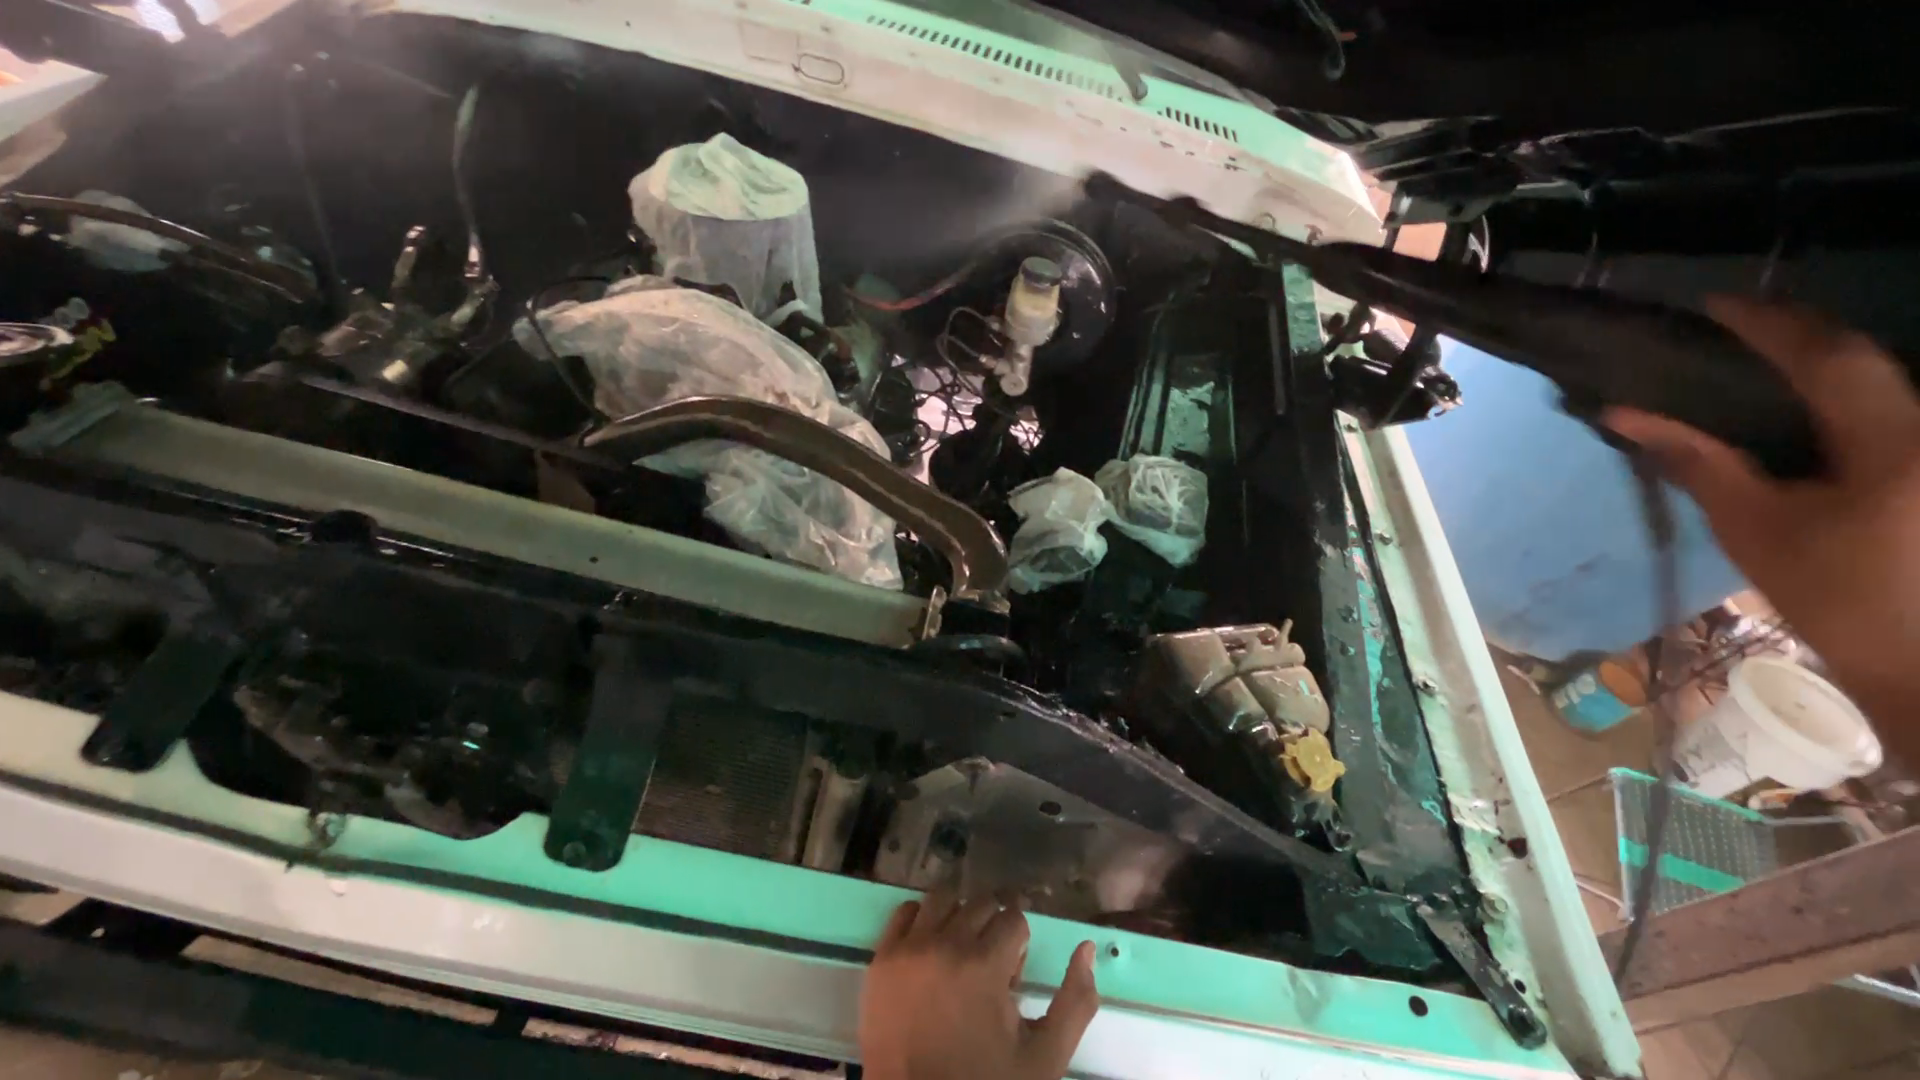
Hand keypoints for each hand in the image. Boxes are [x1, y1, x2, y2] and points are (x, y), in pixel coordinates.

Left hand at [858, 891, 1098, 1079]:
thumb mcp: (1044, 1057)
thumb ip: (1075, 1002)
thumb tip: (1086, 948)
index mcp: (985, 965)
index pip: (1014, 919)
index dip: (1019, 945)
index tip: (1012, 974)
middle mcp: (945, 945)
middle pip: (980, 903)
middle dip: (993, 926)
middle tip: (990, 964)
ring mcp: (908, 949)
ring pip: (942, 898)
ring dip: (959, 914)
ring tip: (960, 949)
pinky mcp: (881, 959)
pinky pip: (904, 911)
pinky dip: (921, 919)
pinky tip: (930, 946)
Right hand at [1604, 296, 1919, 764]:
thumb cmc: (1837, 598)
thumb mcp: (1755, 528)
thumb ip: (1697, 462)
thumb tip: (1624, 415)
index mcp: (1891, 441)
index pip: (1827, 356)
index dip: (1769, 323)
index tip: (1715, 304)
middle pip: (1865, 358)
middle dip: (1799, 334)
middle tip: (1736, 326)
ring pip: (1883, 382)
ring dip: (1822, 364)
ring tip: (1762, 358)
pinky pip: (1891, 410)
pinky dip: (1843, 396)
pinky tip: (1806, 405)